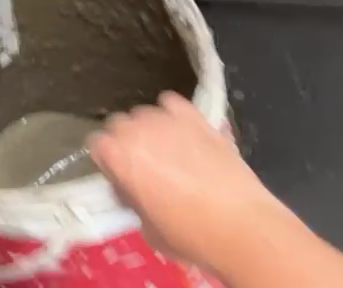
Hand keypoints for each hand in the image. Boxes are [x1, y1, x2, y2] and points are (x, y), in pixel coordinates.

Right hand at [87, 92, 295, 273]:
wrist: (245, 230)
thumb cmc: (192, 236)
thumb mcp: (148, 228)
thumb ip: (132, 199)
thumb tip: (135, 189)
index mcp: (115, 154)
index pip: (97, 145)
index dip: (110, 162)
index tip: (124, 178)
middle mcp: (133, 129)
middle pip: (119, 125)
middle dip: (129, 143)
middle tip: (149, 168)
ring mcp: (164, 119)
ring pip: (146, 115)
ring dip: (152, 131)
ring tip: (174, 154)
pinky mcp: (193, 116)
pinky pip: (172, 104)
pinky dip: (175, 116)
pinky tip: (187, 135)